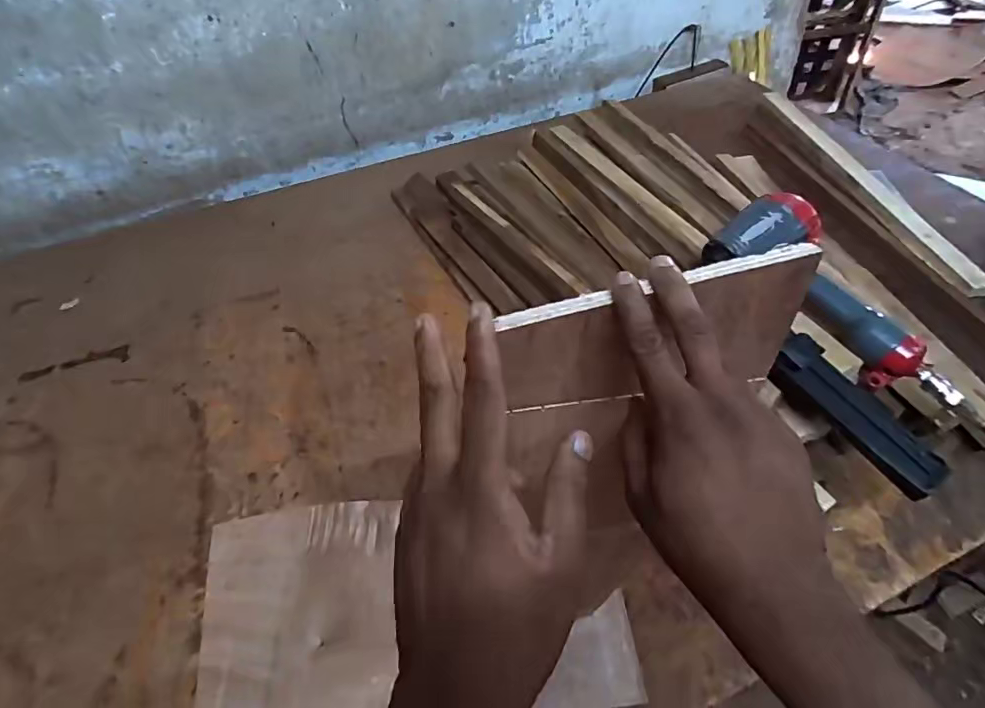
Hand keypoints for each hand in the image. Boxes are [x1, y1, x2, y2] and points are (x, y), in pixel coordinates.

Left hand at [391, 306, 592, 707]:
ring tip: (441, 365)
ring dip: (433, 396)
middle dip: (431, 358)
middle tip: (423, 317)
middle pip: (435, 409)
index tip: (478, 315)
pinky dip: (438, 443)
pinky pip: (426, 472)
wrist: (451, 697)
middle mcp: (440, 489)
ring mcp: (417, 512)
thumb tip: (576, 436)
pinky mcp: (408, 534)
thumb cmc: (518, 630)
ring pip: (426, 439)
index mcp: (481, 491)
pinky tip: (454, 450)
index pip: (482, 404)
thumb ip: (567, 495)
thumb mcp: (561, 566)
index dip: (482, 354)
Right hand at [612, 258, 833, 614]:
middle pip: (696, 330)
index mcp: (680, 416)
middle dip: (676, 291)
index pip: (649, 346)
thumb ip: (636, 444)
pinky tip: (731, 451)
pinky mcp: (783, 429)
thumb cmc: (698, 546)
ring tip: (695, 389)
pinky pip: (746, 408)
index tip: (624, 279)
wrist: (778, 581)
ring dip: (705, 360)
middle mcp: (721, 400)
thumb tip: (637, 405)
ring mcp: (758, 411)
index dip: (634, 308)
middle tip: (662, 262)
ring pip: (724, 370)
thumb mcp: (646, 501)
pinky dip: (730, 413)